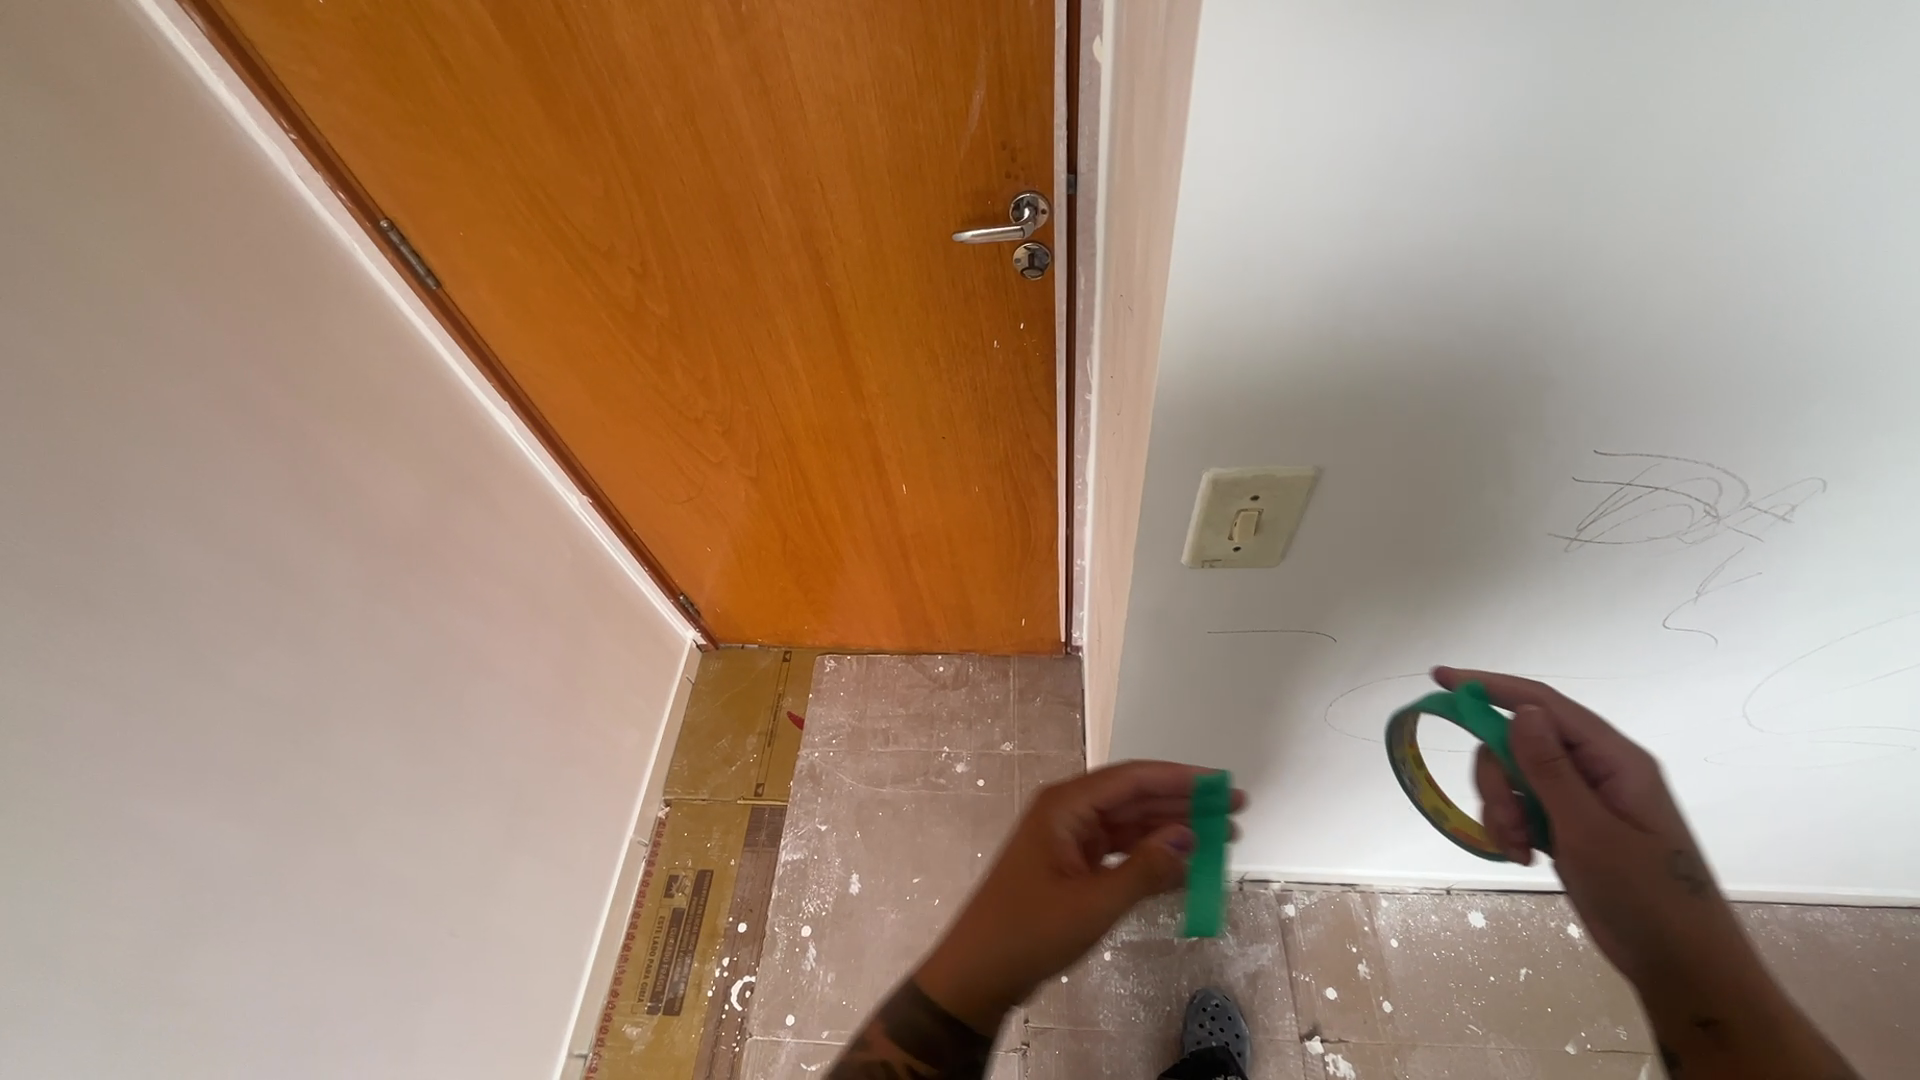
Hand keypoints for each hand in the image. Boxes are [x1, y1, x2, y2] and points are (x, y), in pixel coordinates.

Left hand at [913, 761, 1245, 1031]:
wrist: (979, 972)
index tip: (1221, 783)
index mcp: (1065, 805)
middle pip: (1133, 798)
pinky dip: (1150, 856)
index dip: (1180, 778)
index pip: (1131, 779)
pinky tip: (1183, 865)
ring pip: (1129, 825)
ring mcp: (1068, 839)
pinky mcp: (1072, 865)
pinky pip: (1119, 850)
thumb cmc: (1029, 931)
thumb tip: (1189, 838)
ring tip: (1219, 837)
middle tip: (1232, 810)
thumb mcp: (1094, 901)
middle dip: (1182, 803)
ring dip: (1170, 830)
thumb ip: (1145, 868)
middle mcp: (1067, 812)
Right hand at [1440, 668, 1857, 1078]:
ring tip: (1518, 849)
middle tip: (1505, 822)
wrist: (1679, 966)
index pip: (1542, 704)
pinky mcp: (1567, 823)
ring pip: (1511, 776)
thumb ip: (1550, 768)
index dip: (1489, 687)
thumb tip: (1521, 710)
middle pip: (1516, 744)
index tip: (1440, 679)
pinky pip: (1518, 804)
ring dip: (1501, 809)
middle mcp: (1596, 769)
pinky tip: (1522, 856)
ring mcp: (1581, 797)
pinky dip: (1508, 827)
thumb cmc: (1646, 898)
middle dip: (1496, 780)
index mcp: (1614, 760)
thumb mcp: (1590, 831)